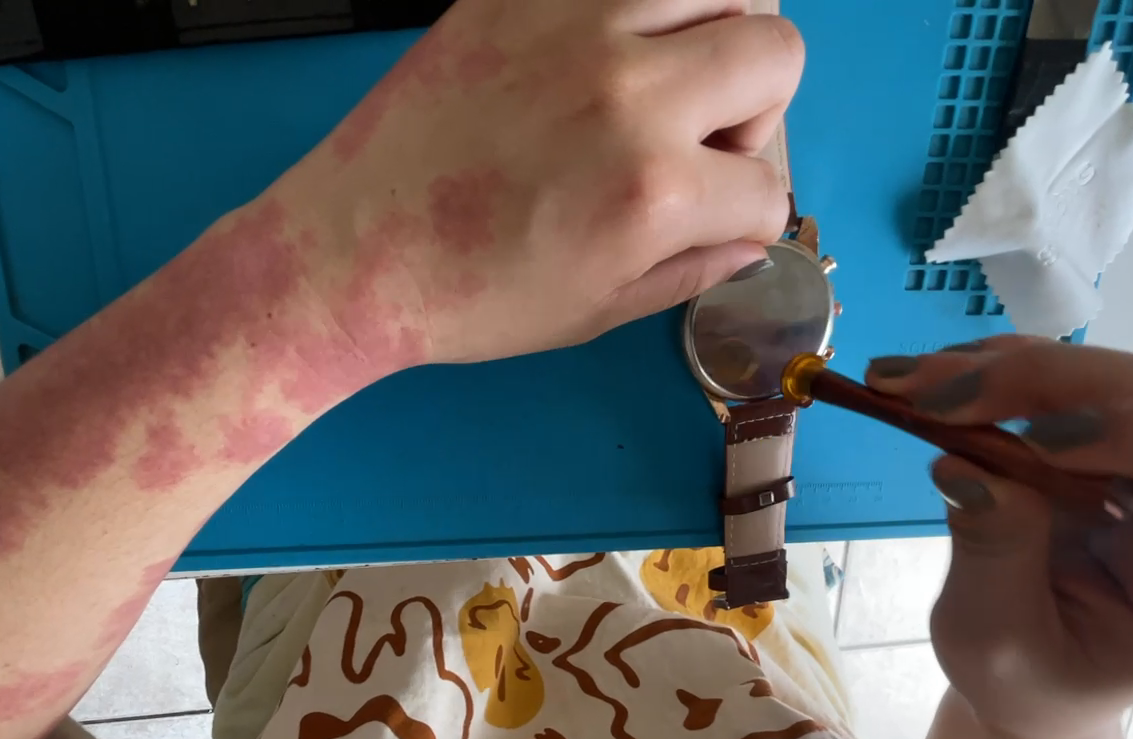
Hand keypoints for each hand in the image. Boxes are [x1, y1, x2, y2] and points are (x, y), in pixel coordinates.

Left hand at [273, 0, 802, 367]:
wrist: (357, 255)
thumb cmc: (469, 301)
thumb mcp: (590, 314)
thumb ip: (686, 274)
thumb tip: (745, 242)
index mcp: (652, 192)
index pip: (766, 186)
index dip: (752, 216)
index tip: (720, 223)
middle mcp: (632, 91)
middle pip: (776, 54)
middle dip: (757, 115)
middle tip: (699, 148)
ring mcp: (577, 24)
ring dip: (716, 38)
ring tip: (667, 87)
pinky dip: (645, 7)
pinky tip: (610, 53)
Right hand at [867, 337, 1132, 738]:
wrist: (1033, 685)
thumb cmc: (1023, 683)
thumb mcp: (994, 641)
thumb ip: (992, 556)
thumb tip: (964, 465)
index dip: (1130, 435)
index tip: (1025, 437)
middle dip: (1041, 382)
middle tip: (931, 390)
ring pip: (1118, 382)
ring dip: (1011, 369)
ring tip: (913, 379)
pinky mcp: (1125, 455)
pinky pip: (1078, 391)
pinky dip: (1005, 375)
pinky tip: (942, 379)